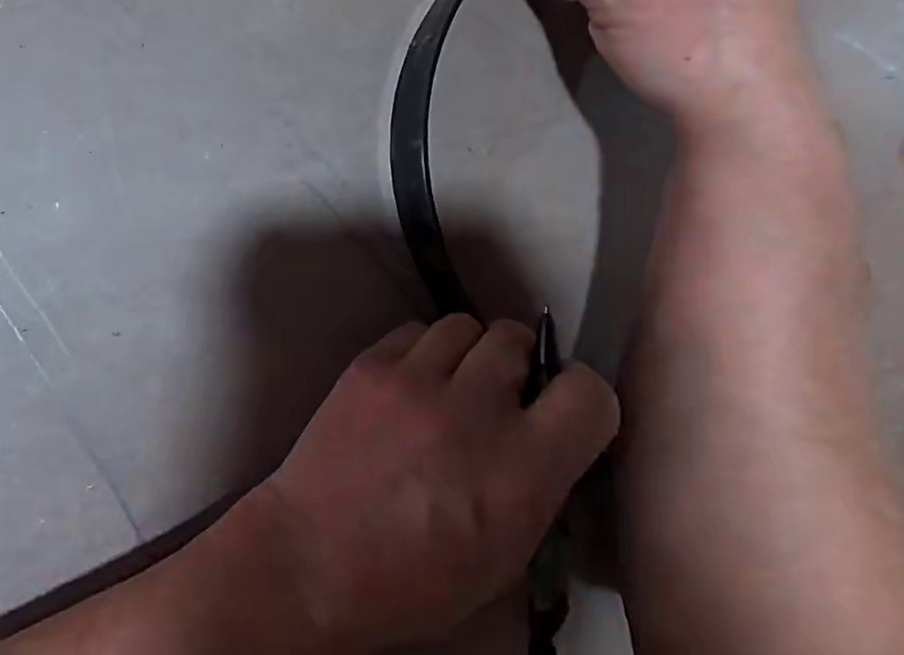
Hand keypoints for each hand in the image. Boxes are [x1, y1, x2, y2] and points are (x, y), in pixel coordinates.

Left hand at [252, 315, 618, 649]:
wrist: (315, 554)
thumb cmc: (415, 579)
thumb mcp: (506, 553)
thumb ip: (535, 484)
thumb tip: (541, 437)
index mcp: (523, 467)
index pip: (588, 393)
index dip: (582, 398)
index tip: (563, 410)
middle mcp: (473, 408)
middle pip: (514, 338)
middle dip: (517, 362)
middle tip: (499, 391)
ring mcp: (413, 379)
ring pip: (462, 324)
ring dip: (468, 350)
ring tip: (452, 380)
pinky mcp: (367, 365)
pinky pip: (411, 331)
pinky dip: (421, 349)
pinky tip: (409, 381)